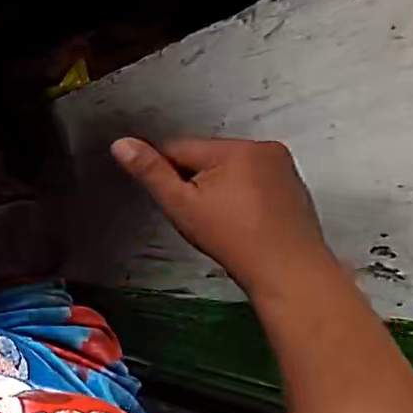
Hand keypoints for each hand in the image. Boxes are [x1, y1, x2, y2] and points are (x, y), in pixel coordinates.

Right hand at [110, 136, 338, 299]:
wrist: (285, 268)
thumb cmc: (232, 238)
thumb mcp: (179, 204)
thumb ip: (149, 171)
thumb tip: (122, 144)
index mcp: (233, 149)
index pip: (177, 148)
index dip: (165, 175)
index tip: (176, 201)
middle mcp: (262, 148)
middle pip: (203, 156)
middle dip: (193, 180)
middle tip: (198, 214)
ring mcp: (281, 164)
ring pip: (227, 167)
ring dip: (216, 186)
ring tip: (220, 219)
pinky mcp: (291, 181)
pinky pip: (250, 178)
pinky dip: (239, 194)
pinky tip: (240, 219)